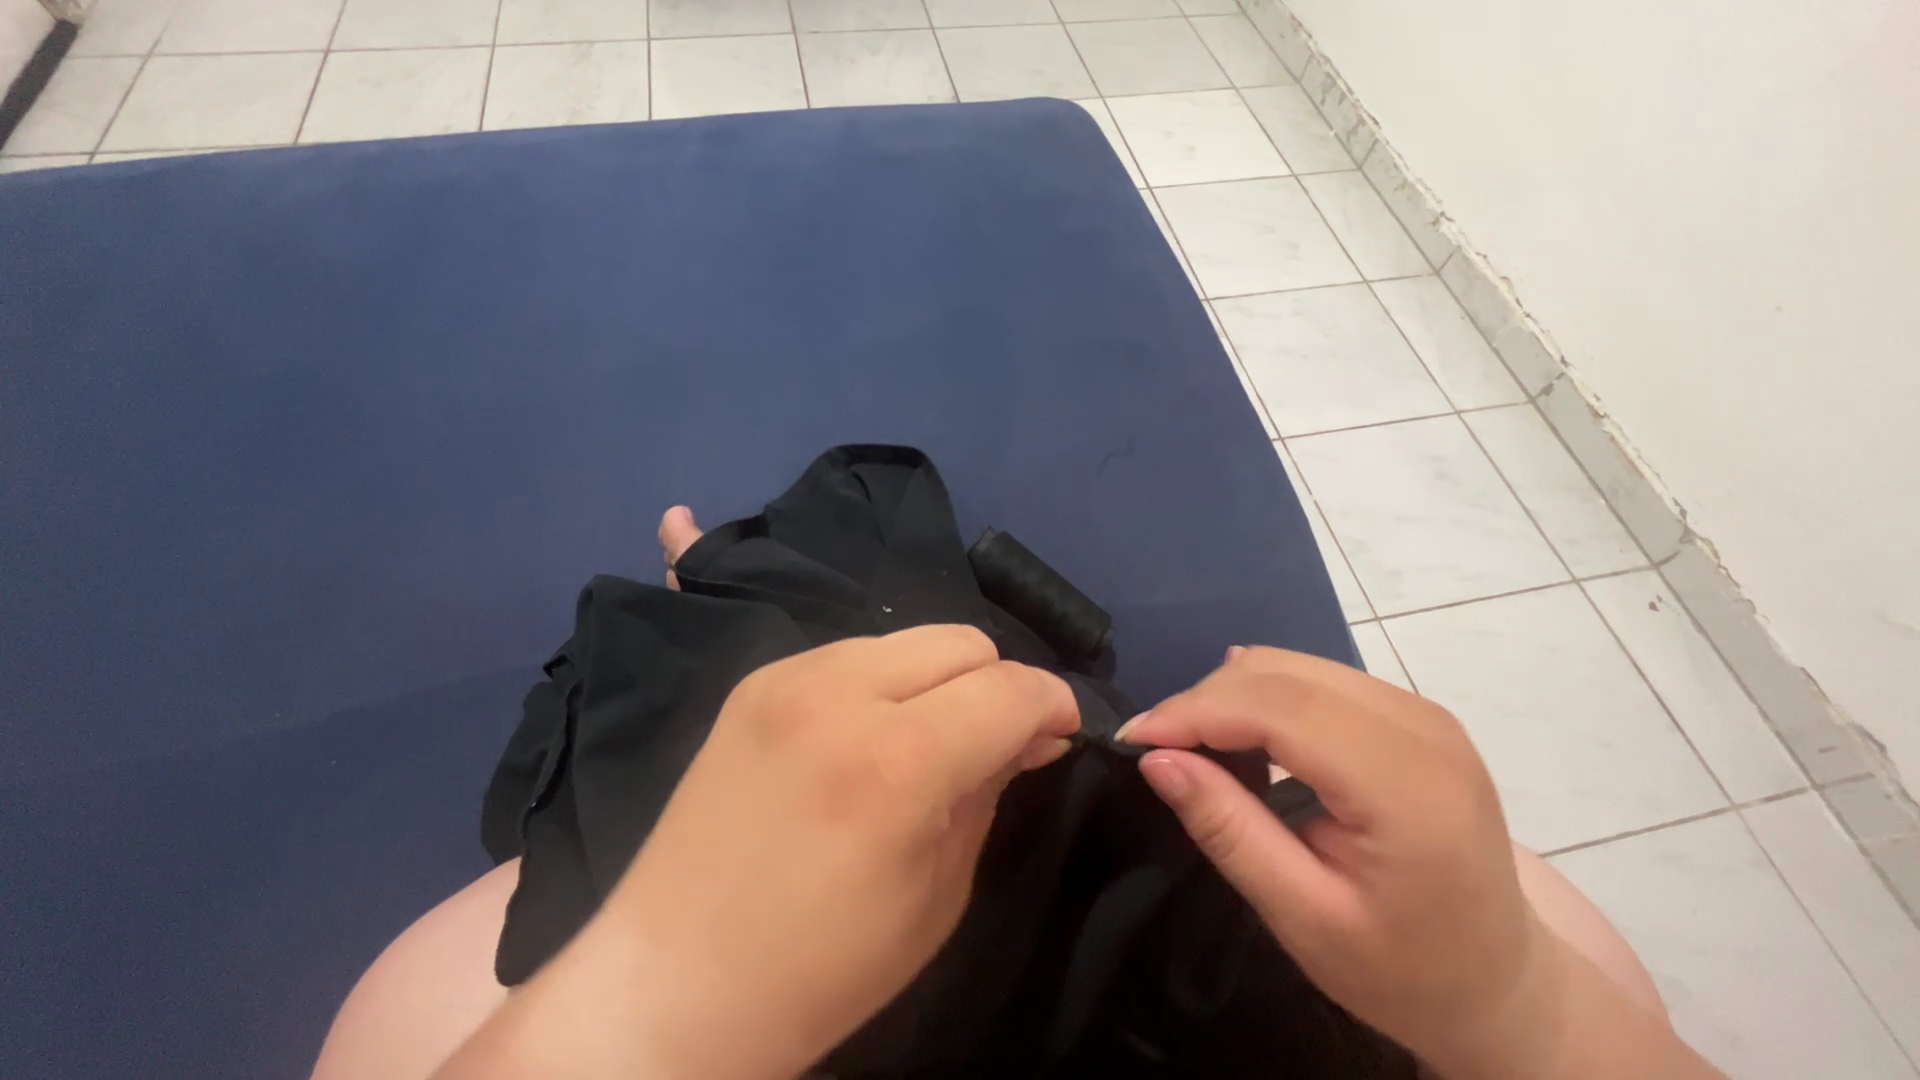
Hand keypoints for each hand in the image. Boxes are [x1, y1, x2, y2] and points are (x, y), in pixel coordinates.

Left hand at [550, 625, 1079, 1079]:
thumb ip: (990, 791)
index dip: (1054, 705)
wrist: (675, 979)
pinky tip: (866, 736)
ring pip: (908, 638)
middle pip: (963, 641)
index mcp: (896, 760)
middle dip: (998, 685)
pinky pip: (852, 654)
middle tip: (994, 743)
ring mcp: (788, 678)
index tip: (1059, 734)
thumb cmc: (823, 967)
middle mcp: (840, 693)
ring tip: (926, 739)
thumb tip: (1029, 735)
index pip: (1011, 688)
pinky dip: (884, 682)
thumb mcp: (939, 893)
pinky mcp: (755, 681)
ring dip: (939, 680)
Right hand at [1120, 646, 1554, 1075]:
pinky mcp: (1412, 714)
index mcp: (1407, 787)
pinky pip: (1316, 677)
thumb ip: (1229, 830)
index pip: (1281, 709)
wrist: (1500, 981)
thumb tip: (1156, 759)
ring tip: (1193, 746)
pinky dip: (1262, 696)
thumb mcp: (1303, 915)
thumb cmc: (1402, 968)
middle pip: (1284, 674)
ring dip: (1230, 695)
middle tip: (1156, 749)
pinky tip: (1240, 734)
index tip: (1135, 739)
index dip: (1197, 712)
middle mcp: (1422, 727)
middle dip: (1205, 700)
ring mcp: (1422, 713)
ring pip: (1295, 665)